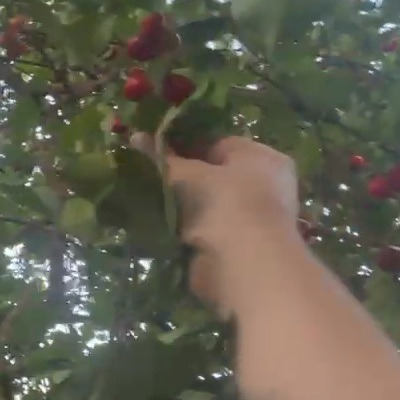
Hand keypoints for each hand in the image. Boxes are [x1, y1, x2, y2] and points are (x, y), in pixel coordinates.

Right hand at [138, 135, 302, 313]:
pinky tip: (161, 219)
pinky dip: (186, 223)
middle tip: (147, 173)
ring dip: (181, 201)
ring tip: (148, 195)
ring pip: (206, 200)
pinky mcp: (238, 241)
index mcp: (262, 157)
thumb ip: (163, 158)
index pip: (217, 143)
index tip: (153, 152)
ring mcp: (252, 215)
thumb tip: (136, 136)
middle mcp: (263, 183)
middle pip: (212, 172)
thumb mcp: (188, 174)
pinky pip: (205, 224)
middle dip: (180, 175)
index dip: (183, 145)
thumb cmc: (225, 204)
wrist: (244, 263)